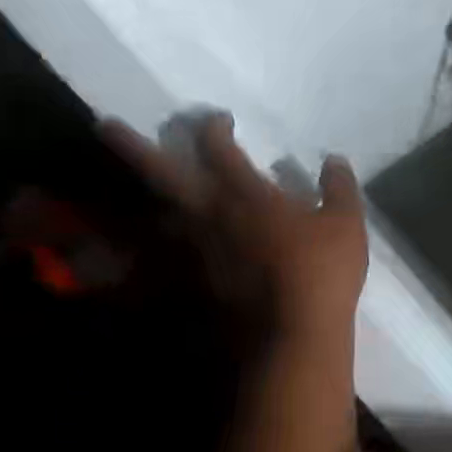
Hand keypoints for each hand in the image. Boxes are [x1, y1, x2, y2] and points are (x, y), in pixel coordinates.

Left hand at [98, 113, 367, 361]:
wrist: (294, 332)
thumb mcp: (347, 224)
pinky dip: (147, 252)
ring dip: (139, 198)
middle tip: (105, 125)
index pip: (219, 148)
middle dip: (133, 146)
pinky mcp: (194, 285)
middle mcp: (209, 215)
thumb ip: (340, 188)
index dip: (215, 128)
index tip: (219, 120)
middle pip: (162, 173)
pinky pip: (163, 261)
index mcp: (246, 194)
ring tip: (128, 190)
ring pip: (156, 216)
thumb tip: (335, 159)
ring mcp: (196, 252)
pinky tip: (145, 251)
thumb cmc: (323, 271)